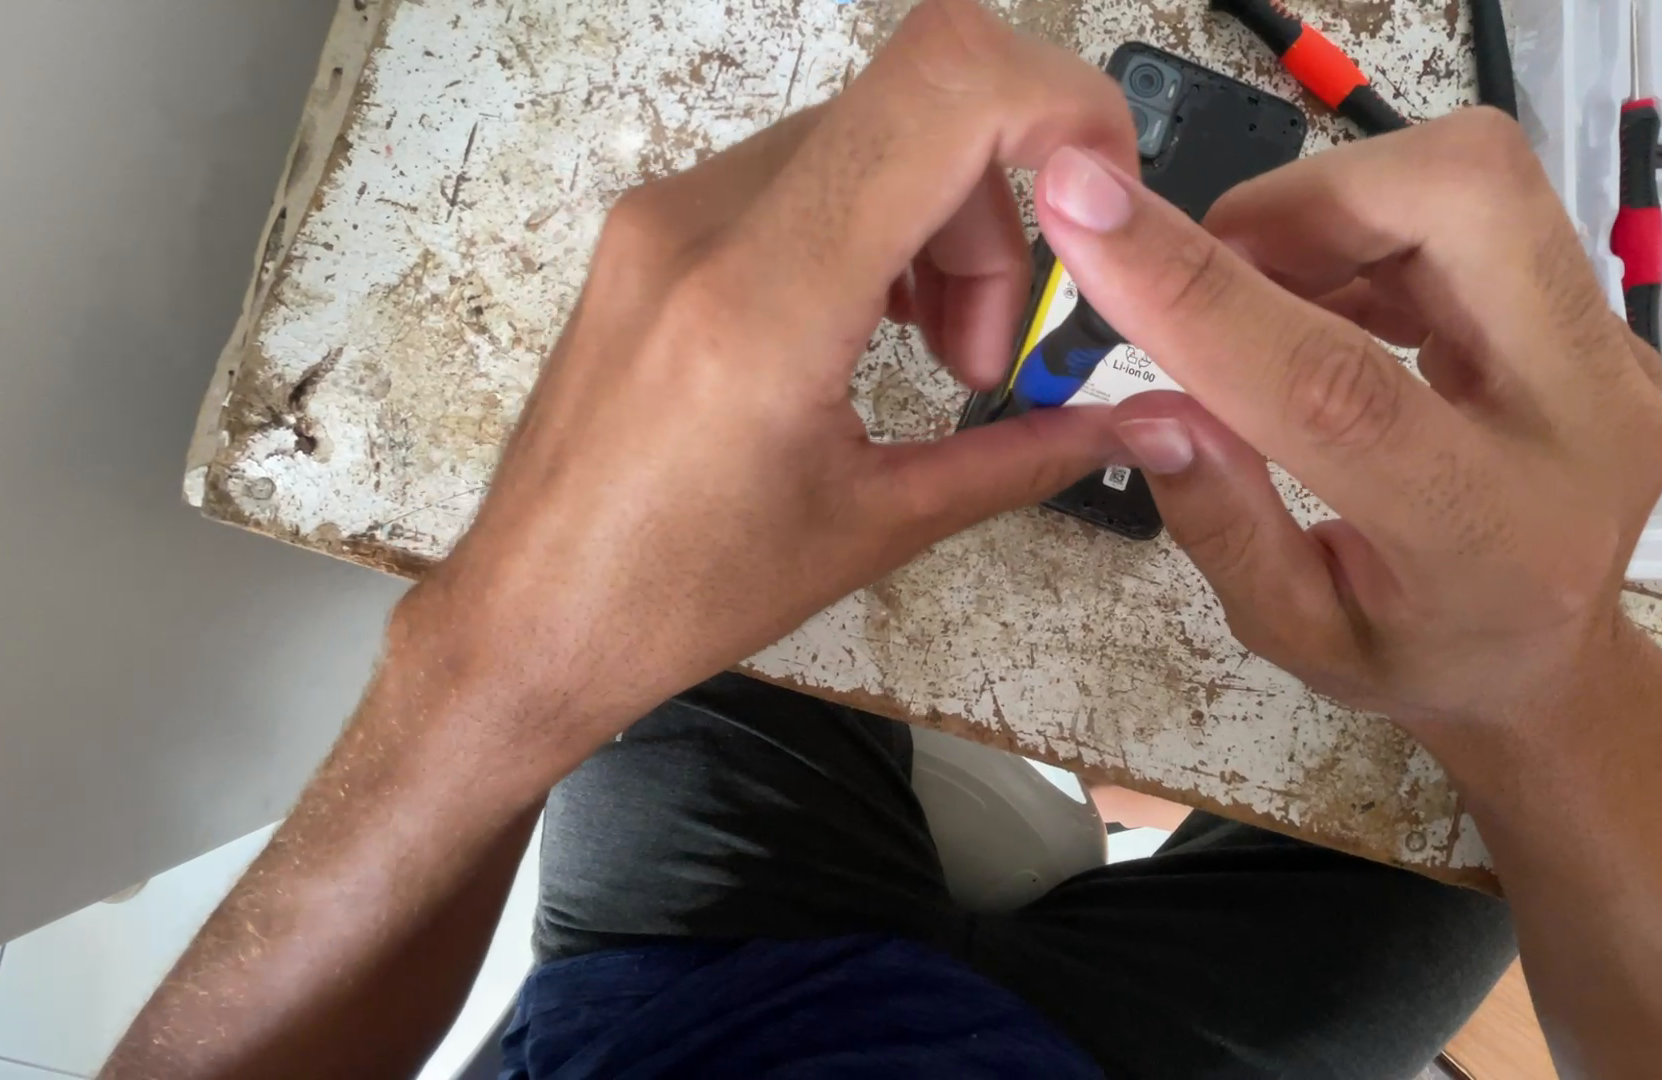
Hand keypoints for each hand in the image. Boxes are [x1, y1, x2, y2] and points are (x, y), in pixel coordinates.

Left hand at [391, 0, 1135, 770]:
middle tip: (984, 358)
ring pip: (863, 140)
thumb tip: (1125, 428)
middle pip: (920, 114)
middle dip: (997, 224)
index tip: (1099, 203)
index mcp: (766, 303)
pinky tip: (873, 324)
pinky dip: (875, 229)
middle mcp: (703, 221)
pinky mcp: (652, 232)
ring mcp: (665, 214)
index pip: (943, 90)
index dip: (1060, 107)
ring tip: (932, 356)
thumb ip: (1017, 460)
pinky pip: (801, 178)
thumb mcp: (876, 528)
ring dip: (937, 230)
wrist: (536, 617)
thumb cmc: (689, 594)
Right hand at [1030, 110, 1661, 760]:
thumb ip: (1220, 524)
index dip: (1193, 296)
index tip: (1083, 216)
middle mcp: (1581, 415)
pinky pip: (1474, 211)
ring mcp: (1611, 352)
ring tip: (1256, 298)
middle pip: (1459, 200)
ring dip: (1321, 215)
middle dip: (1294, 206)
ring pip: (1469, 181)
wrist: (1548, 661)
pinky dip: (1359, 230)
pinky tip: (1316, 301)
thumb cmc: (1404, 658)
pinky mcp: (1600, 317)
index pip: (1326, 386)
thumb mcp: (1283, 628)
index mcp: (1476, 531)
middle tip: (1212, 269)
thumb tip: (1148, 411)